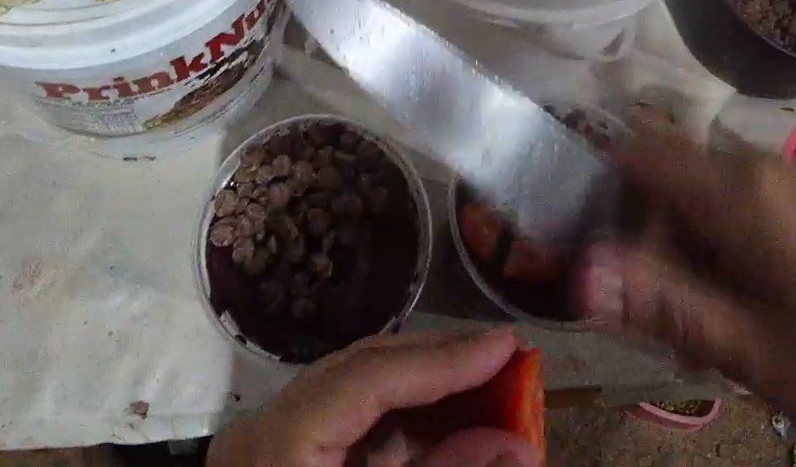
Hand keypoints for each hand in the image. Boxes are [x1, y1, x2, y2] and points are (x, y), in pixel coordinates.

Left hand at [207, 328, 541, 466]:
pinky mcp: (296, 452)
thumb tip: (522, 447)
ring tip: (492, 378)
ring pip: (365, 387)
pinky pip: (359, 419)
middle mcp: (273, 422)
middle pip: (366, 367)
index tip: (506, 344)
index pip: (369, 377)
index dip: (443, 359)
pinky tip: (456, 416)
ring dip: (430, 385)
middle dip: (441, 361)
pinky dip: (410, 417)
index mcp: (280, 443)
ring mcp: (280, 434)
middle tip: (507, 354)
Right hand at [575, 133, 795, 466]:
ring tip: (696, 327)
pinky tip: (732, 310)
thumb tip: (579, 271)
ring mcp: (784, 182)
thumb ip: (660, 302)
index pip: (636, 155)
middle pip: (662, 179)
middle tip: (649, 314)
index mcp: (740, 192)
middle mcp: (757, 168)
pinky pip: (729, 206)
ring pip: (693, 196)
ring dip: (677, 252)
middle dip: (642, 239)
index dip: (599, 190)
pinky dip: (711, 249)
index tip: (582, 243)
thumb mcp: (749, 351)